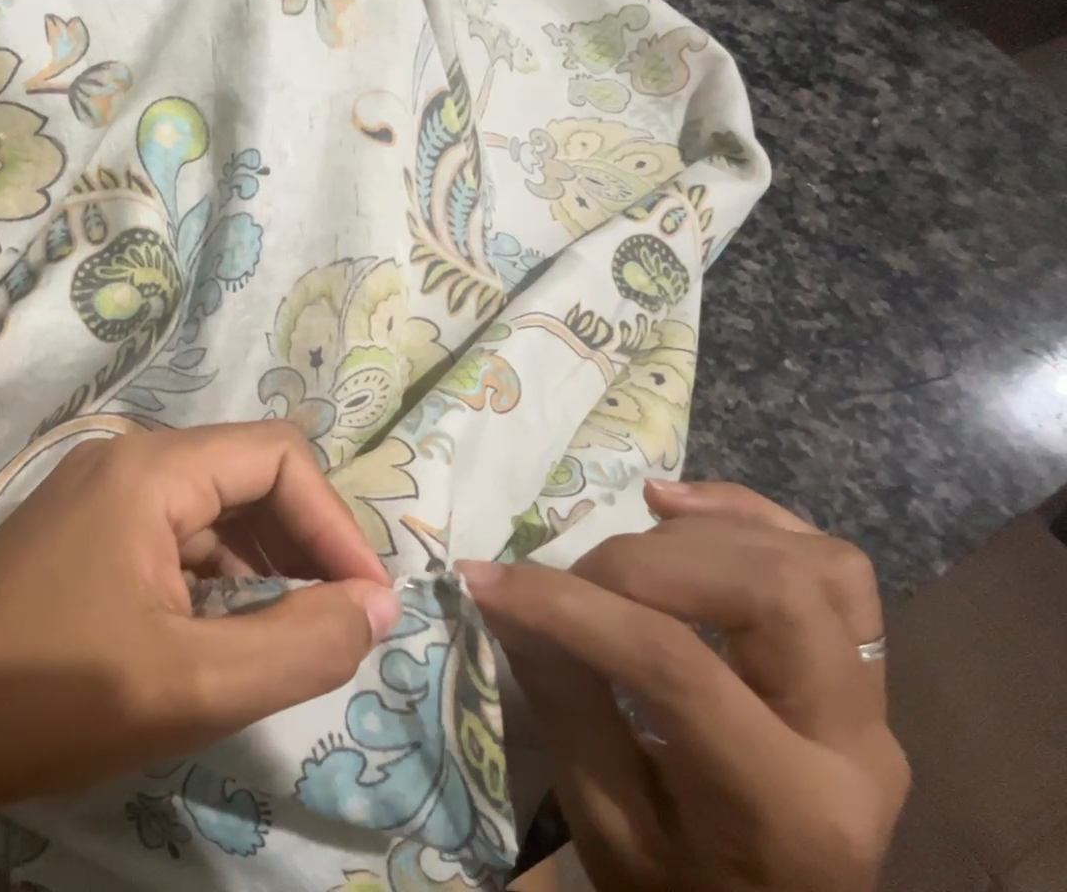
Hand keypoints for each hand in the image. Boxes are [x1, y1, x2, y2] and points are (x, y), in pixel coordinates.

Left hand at [0, 419, 401, 806]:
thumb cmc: (50, 701)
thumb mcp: (194, 685)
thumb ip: (302, 645)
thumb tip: (374, 606)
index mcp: (148, 470)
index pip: (278, 456)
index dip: (336, 524)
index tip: (365, 604)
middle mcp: (118, 463)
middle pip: (242, 475)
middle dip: (300, 542)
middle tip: (333, 622)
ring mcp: (88, 497)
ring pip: (204, 510)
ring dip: (257, 564)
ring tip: (281, 635)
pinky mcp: (73, 536)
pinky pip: (164, 537)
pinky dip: (208, 578)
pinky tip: (213, 633)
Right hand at [461, 480, 907, 891]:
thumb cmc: (674, 888)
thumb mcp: (603, 823)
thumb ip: (562, 702)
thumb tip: (501, 598)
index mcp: (780, 804)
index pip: (673, 665)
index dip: (567, 606)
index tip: (483, 579)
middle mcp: (853, 745)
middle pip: (770, 592)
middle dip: (639, 562)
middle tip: (566, 579)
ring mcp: (873, 705)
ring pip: (813, 564)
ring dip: (700, 535)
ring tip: (620, 538)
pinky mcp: (863, 676)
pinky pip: (831, 566)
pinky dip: (747, 517)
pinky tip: (670, 504)